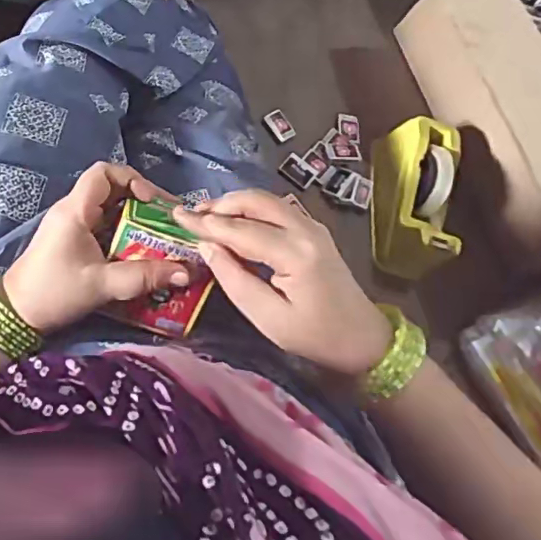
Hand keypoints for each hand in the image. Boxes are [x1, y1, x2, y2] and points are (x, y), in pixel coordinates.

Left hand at [0, 163, 193, 333]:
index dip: (133, 180)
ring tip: (161, 237)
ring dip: (135, 220)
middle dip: (142, 202)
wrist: (16, 314)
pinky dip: (124, 234)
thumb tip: (187, 272)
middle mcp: (73, 211)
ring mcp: (72, 226)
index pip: (104, 172)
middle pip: (112, 189)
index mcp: (75, 210)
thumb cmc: (54, 292)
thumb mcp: (102, 285)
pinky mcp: (73, 242)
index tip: (152, 202)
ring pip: (110, 210)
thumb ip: (144, 276)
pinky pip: (104, 227)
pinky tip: (141, 253)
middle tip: (167, 221)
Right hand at [174, 190, 391, 378]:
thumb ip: (234, 279)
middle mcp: (305, 230)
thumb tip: (208, 247)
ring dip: (235, 203)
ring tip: (206, 216)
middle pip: (254, 201)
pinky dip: (251, 209)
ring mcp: (312, 226)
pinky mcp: (314, 230)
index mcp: (294, 253)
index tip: (177, 215)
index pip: (239, 229)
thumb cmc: (314, 336)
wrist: (364, 339)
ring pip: (266, 200)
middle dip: (219, 205)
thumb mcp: (267, 318)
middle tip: (190, 214)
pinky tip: (235, 221)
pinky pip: (277, 208)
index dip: (205, 223)